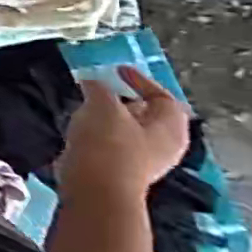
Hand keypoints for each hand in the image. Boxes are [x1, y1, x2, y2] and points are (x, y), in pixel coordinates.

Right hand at [57, 65, 190, 202]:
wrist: (96, 183)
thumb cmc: (108, 142)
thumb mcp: (102, 107)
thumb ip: (99, 90)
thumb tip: (93, 82)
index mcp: (169, 128)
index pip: (164, 98)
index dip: (142, 81)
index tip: (118, 69)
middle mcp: (164, 143)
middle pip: (151, 115)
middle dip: (128, 99)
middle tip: (104, 85)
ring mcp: (144, 156)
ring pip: (131, 127)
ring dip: (112, 113)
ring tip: (87, 102)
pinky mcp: (122, 164)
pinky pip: (116, 138)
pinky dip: (102, 126)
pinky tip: (82, 123)